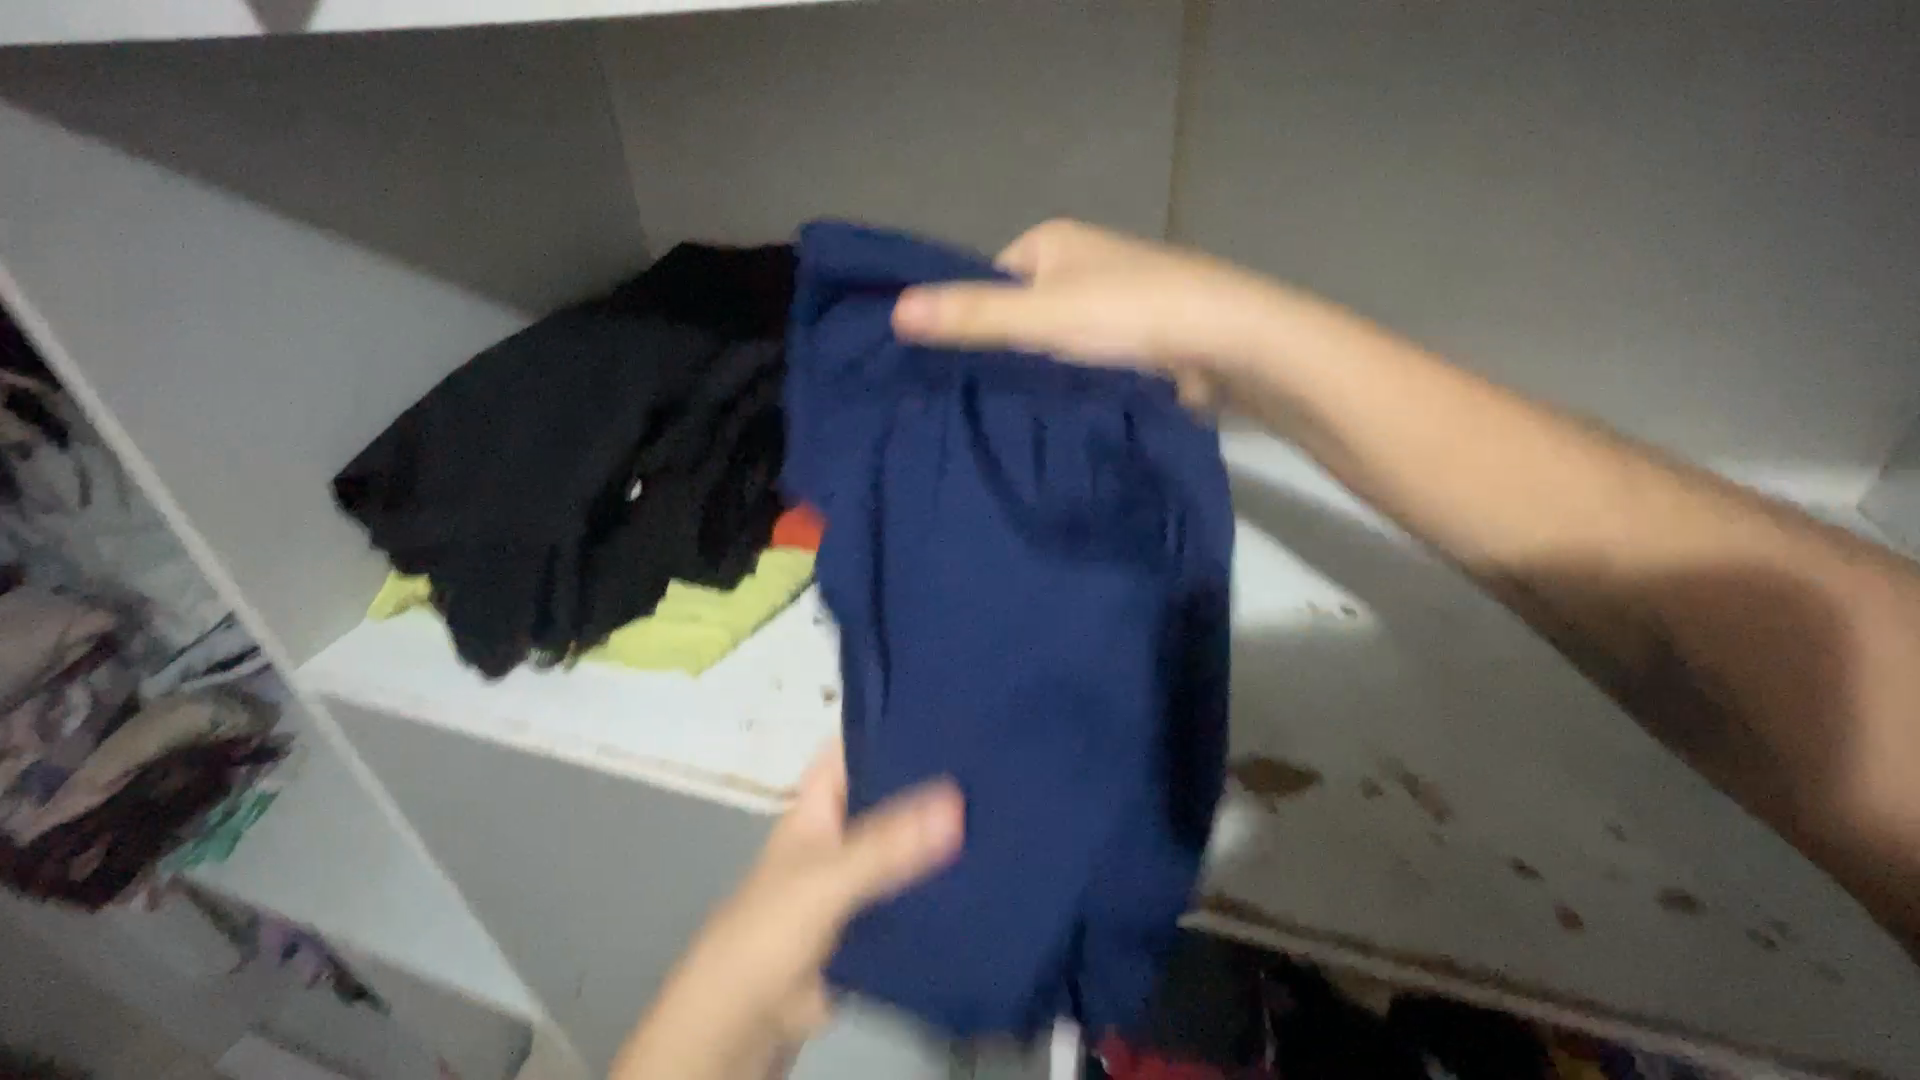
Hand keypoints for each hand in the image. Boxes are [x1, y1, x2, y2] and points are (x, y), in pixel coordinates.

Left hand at [613, 744, 963, 1079]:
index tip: (946, 709)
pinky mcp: (876, 920)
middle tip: (993, 758)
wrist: (747, 1021)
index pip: (853, 749)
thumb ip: (888, 842)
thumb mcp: (828, 876)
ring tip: (1004, 805)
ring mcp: (858, 877)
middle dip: (931, 781)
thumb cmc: (771, 929)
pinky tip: (989, 868)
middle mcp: (839, 833)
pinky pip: (914, 892)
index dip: (890, 726)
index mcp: (817, 807)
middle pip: (888, 795)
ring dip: (942, 835)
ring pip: (906, 845)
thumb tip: (956, 801)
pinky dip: (942, 884)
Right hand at [890, 219, 1292, 407]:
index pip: (989, 281)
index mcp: (1053, 241)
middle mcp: (1083, 262)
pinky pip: (1087, 360)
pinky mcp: (1139, 339)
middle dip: (1008, 349)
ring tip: (1021, 410)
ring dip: (1044, 370)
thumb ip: (972, 316)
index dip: (973, 322)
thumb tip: (895, 313)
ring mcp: (1115, 301)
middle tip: (984, 396)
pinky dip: (1076, 382)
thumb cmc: (1130, 315)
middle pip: (1022, 312)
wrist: (1229, 343)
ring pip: (1056, 340)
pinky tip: (1065, 411)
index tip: (960, 368)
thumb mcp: (1040, 316)